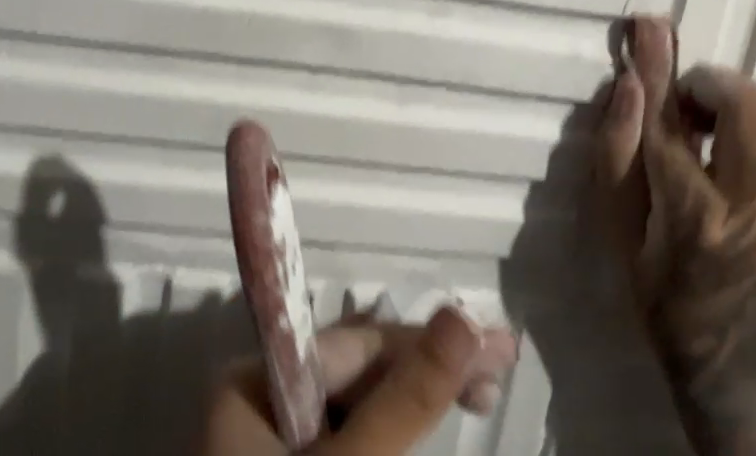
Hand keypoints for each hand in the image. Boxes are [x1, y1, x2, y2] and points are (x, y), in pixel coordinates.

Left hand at [200, 305, 517, 454]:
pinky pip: (353, 437)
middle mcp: (264, 401)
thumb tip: (464, 314)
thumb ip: (406, 399)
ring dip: (419, 398)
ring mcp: (277, 441)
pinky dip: (394, 432)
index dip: (430, 341)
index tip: (499, 350)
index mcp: (256, 382)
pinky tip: (427, 428)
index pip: (358, 345)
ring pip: (363, 404)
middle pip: (362, 370)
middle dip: (431, 367)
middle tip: (499, 374)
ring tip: (479, 397)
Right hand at [596, 17, 755, 455]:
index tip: (647, 25)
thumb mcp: (621, 239)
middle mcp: (755, 204)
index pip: (671, 124)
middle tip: (679, 100)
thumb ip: (619, 158)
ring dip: (739, 95)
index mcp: (695, 219)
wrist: (741, 363)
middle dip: (709, 83)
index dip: (656, 70)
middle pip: (745, 106)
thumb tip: (628, 86)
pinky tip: (733, 136)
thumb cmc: (664, 302)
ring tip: (707, 118)